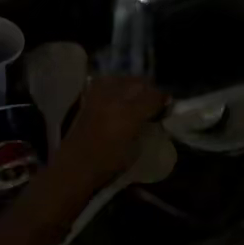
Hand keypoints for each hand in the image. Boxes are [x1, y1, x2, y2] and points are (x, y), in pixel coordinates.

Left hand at [51, 74, 167, 189]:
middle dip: (149, 89)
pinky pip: (105, 82)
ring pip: (122, 79)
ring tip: (136, 95)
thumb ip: (145, 128)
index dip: (163, 99)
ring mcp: (99, 96)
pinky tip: (117, 95)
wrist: (76, 165)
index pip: (153, 96)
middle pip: (138, 83)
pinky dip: (114, 85)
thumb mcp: (135, 150)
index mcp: (129, 114)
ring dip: (132, 84)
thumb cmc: (108, 164)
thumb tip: (153, 118)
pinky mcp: (88, 98)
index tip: (167, 104)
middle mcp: (115, 99)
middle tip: (153, 100)